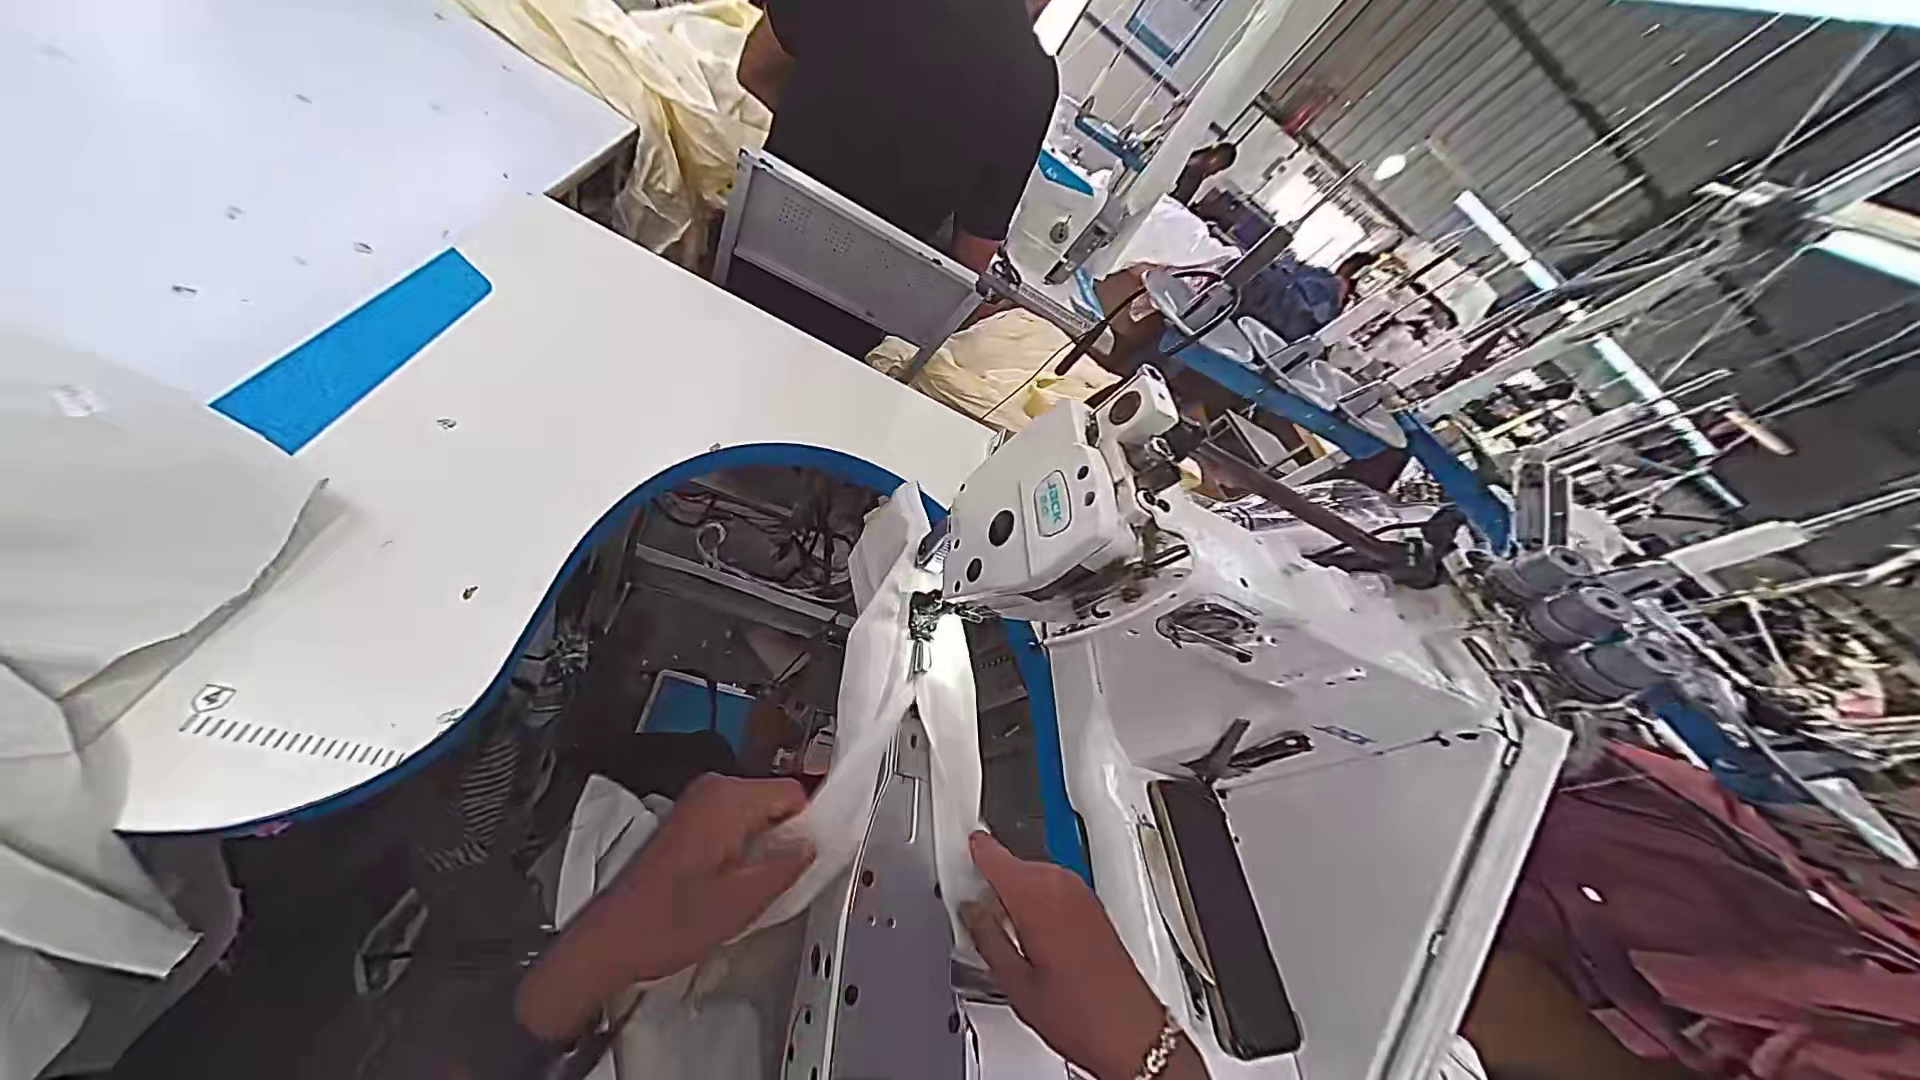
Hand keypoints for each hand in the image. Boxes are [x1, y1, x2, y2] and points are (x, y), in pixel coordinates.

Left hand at [516, 774, 813, 1039]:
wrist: (609, 942)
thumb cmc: (662, 921)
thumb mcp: (742, 900)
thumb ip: (787, 865)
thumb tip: (811, 846)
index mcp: (728, 798)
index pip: (794, 792)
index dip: (807, 825)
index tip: (809, 851)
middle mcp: (713, 789)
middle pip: (775, 799)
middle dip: (782, 836)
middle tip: (772, 876)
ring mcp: (698, 801)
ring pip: (757, 811)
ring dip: (762, 843)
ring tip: (745, 883)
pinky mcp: (690, 817)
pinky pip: (736, 819)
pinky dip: (742, 844)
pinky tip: (729, 879)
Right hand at [962, 832, 1176, 1079]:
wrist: (1131, 1031)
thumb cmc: (1083, 1013)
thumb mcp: (1015, 983)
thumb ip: (985, 936)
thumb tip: (971, 912)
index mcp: (1032, 893)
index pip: (990, 850)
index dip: (970, 851)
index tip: (958, 854)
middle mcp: (1057, 880)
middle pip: (1008, 864)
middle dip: (992, 886)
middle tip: (982, 918)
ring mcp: (1076, 886)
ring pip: (1030, 874)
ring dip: (1017, 895)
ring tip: (1015, 940)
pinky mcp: (1089, 896)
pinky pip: (1051, 884)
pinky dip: (1039, 900)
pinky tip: (1038, 939)